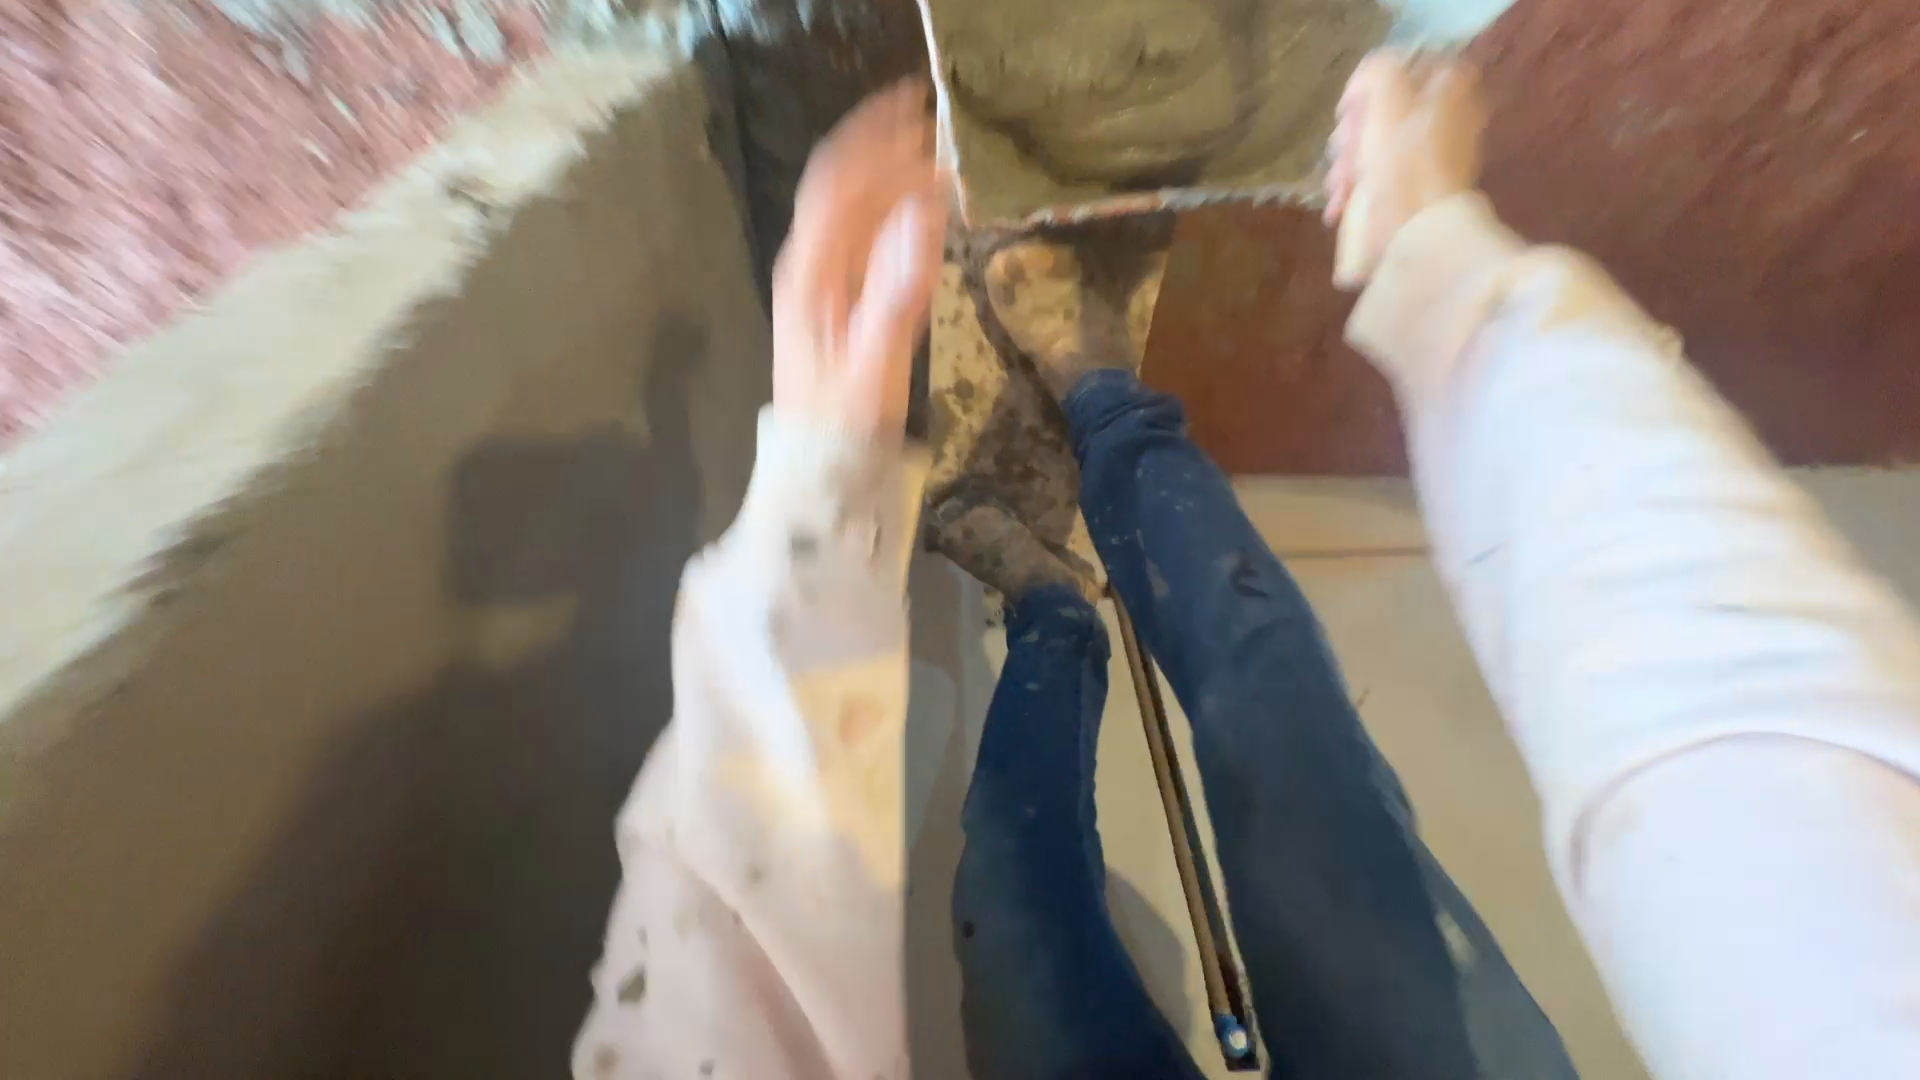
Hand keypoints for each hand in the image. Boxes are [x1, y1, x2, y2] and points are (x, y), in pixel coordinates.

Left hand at [773, 81, 949, 435]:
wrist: (820, 462)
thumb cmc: (842, 420)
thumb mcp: (871, 364)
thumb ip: (896, 294)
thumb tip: (924, 219)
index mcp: (809, 272)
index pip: (836, 185)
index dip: (871, 141)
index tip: (913, 110)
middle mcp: (810, 266)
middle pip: (844, 191)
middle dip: (887, 155)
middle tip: (938, 136)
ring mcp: (823, 284)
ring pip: (856, 216)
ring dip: (893, 185)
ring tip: (937, 167)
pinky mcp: (839, 303)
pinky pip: (867, 248)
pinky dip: (895, 225)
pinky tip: (922, 219)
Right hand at [1325, 51, 1488, 289]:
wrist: (1416, 237)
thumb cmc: (1403, 169)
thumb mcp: (1387, 104)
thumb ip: (1376, 74)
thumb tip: (1359, 88)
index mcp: (1449, 90)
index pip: (1401, 71)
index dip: (1368, 92)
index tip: (1348, 115)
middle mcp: (1447, 120)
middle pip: (1383, 116)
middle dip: (1352, 138)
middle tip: (1342, 155)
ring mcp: (1432, 161)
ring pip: (1375, 152)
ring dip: (1347, 169)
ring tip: (1338, 190)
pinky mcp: (1414, 197)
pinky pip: (1378, 185)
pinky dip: (1355, 195)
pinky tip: (1340, 208)